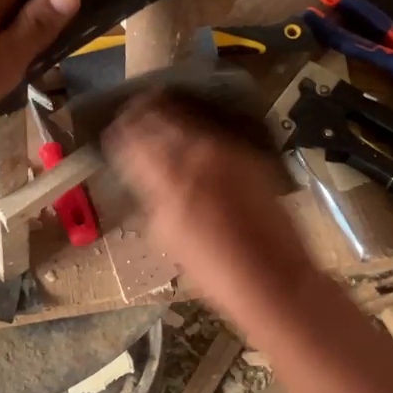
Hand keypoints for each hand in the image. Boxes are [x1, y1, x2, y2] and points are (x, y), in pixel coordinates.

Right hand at [104, 92, 319, 302]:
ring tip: (159, 115)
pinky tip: (194, 139)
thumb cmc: (214, 270)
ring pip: (189, 119)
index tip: (115, 130)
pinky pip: (214, 133)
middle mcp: (197, 154)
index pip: (134, 138)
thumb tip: (144, 177)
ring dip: (171, 116)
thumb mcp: (167, 235)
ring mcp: (227, 151)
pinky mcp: (251, 156)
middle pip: (161, 117)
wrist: (277, 278)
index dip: (122, 131)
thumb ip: (152, 196)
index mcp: (169, 177)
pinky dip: (199, 131)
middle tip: (134, 114)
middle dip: (144, 114)